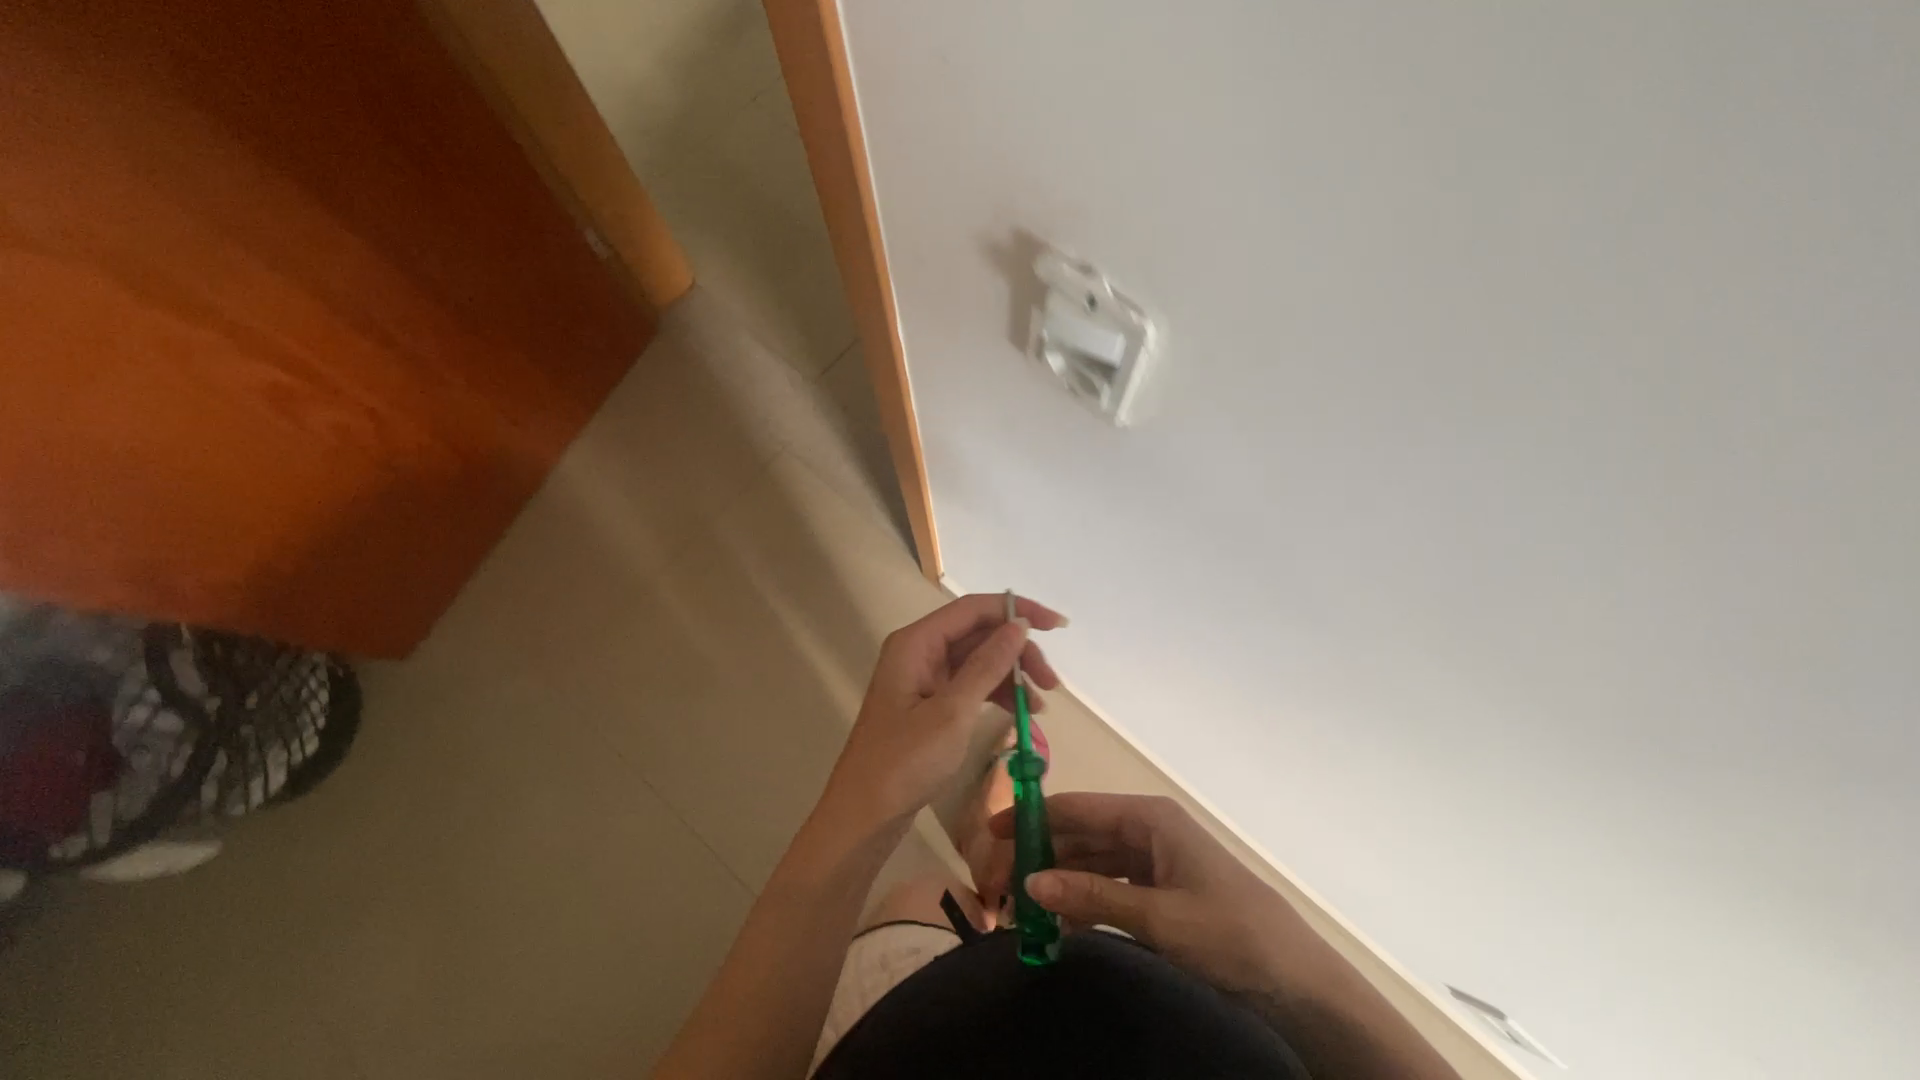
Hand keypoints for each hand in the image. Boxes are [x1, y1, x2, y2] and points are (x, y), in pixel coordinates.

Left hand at [820, 594, 1065, 829]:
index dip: (1016, 610)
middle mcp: (919, 652)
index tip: (1056, 627)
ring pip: (978, 660)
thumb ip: (987, 665)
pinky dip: (996, 693)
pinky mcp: (929, 705)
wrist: (865, 815)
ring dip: (1012, 675)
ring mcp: (923, 679)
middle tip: (1051, 683)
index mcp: (916, 643)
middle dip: (1018, 651)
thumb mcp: (953, 712)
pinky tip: (1021, 710)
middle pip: (978, 634)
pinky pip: (970, 685)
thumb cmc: (904, 762)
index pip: (973, 609)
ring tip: (1041, 704)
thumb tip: (1018, 626)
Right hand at [988, 792, 1311, 996]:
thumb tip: (1030, 882)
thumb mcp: (1157, 918)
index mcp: (1149, 818)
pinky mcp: (1161, 891)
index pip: (1076, 808)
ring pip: (1091, 864)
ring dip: (1058, 885)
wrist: (1295, 981)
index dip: (1030, 818)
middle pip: (1080, 835)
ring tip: (1021, 912)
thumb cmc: (1229, 934)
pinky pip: (1109, 888)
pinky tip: (1059, 927)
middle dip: (1040, 857)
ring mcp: (1155, 861)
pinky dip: (1083, 904)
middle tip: (999, 887)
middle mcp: (1148, 830)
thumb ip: (1092, 898)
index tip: (989, 836)